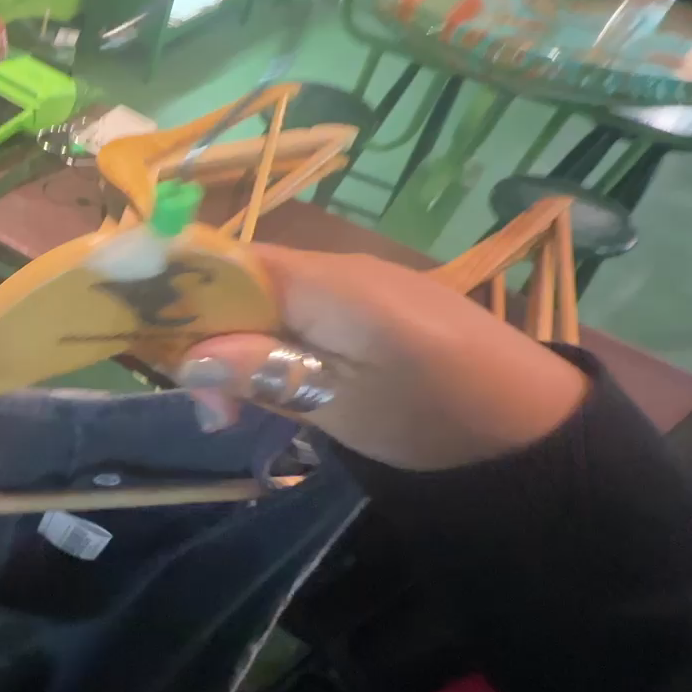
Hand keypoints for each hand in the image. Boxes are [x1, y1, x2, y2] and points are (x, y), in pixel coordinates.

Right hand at [179, 246, 587, 470]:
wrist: (535, 426)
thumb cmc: (434, 412)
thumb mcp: (340, 404)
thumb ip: (264, 371)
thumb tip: (187, 356)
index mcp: (324, 282)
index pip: (224, 264)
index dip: (177, 296)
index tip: (156, 355)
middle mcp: (332, 270)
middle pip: (237, 284)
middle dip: (204, 337)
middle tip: (210, 408)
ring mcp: (351, 286)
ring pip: (261, 302)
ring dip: (232, 349)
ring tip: (233, 410)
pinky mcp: (365, 307)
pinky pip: (293, 313)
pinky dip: (265, 348)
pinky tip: (270, 388)